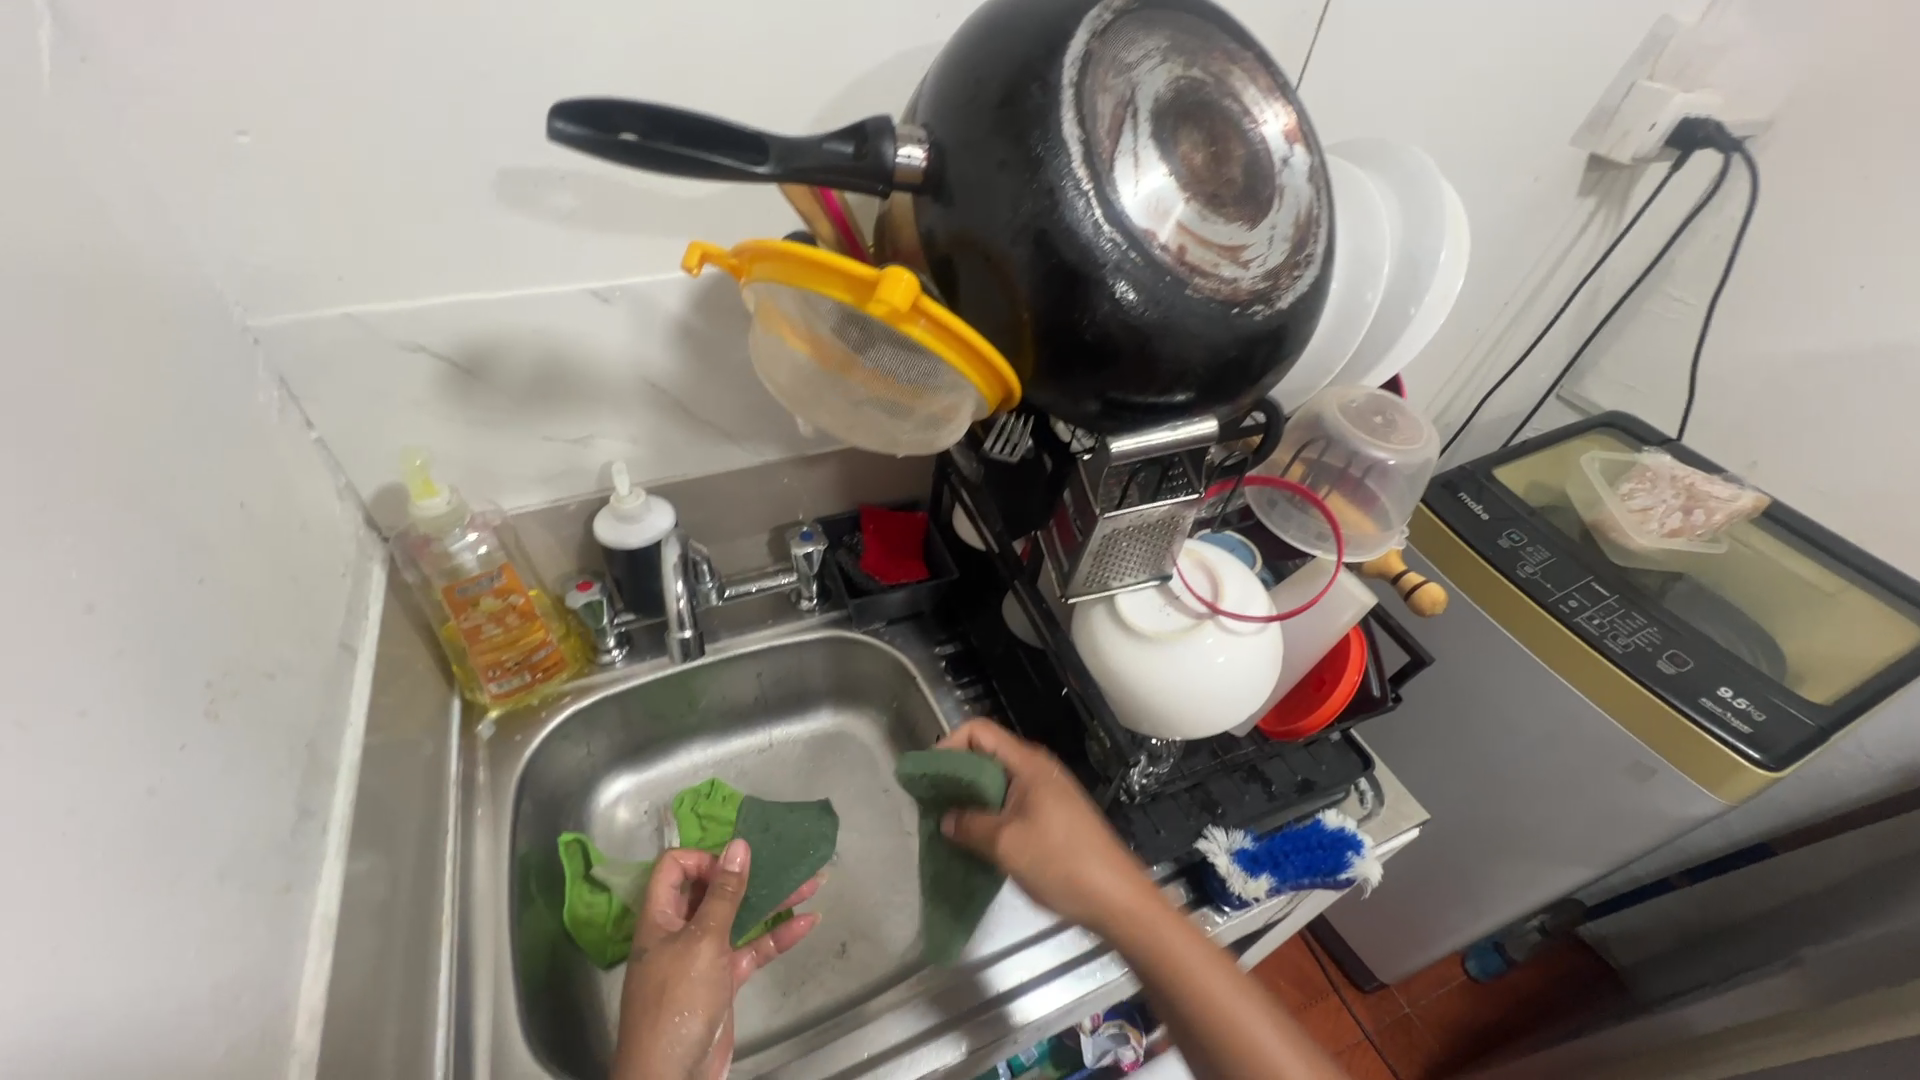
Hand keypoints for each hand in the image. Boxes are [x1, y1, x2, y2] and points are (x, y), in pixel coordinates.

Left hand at [613, 839, 821, 1079]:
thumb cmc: (677, 1003)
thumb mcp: (702, 942)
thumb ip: (724, 894)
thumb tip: (738, 845)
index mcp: (661, 916)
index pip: (676, 868)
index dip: (704, 859)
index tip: (735, 866)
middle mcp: (681, 931)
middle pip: (715, 890)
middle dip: (751, 874)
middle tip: (787, 859)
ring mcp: (704, 956)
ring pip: (740, 918)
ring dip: (774, 902)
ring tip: (813, 881)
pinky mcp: (724, 980)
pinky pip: (753, 949)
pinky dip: (778, 937)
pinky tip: (808, 922)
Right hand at [935, 719, 1155, 934]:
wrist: (1118, 899)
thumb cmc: (1062, 863)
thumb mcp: (1006, 844)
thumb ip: (970, 825)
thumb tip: (946, 817)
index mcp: (1028, 764)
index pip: (979, 731)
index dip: (949, 745)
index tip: (929, 778)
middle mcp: (1037, 769)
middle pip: (987, 754)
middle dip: (955, 774)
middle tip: (931, 803)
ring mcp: (1047, 793)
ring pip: (998, 782)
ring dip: (971, 798)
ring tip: (948, 824)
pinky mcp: (1053, 816)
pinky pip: (1011, 803)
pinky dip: (990, 814)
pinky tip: (977, 840)